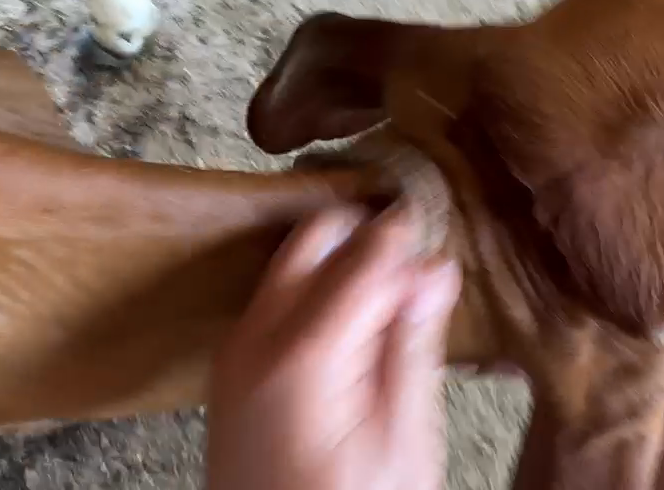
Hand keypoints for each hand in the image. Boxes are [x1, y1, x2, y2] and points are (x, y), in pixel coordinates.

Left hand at [207, 205, 461, 489]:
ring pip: (288, 262)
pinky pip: (271, 296)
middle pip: (310, 239)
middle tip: (408, 252)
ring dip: (335, 256)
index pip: (359, 255)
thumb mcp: (405, 441)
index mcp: (303, 351)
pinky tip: (347, 318)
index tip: (429, 221)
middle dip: (360, 232)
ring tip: (386, 288)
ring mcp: (234, 347)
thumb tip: (433, 267)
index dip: (399, 233)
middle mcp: (256, 333)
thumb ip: (412, 343)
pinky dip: (310, 286)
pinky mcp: (229, 365)